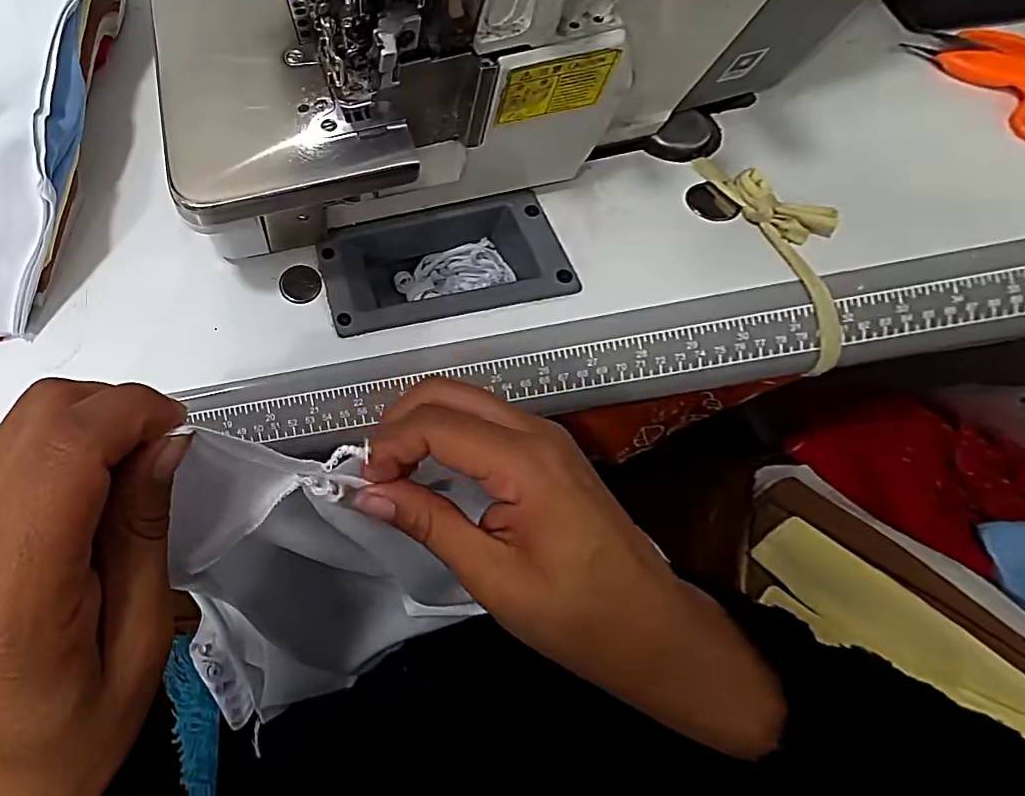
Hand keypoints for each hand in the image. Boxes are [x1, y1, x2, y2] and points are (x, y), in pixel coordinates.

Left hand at [0, 379, 188, 795]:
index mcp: (12, 588)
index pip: (66, 447)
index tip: (176, 429)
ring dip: (94, 420)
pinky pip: (19, 444)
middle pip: (43, 411)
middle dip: (115, 406)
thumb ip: (145, 529)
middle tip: (160, 446)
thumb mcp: (138, 641)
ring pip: (30, 416)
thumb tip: (163, 444)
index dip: (131, 412)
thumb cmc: (68, 736)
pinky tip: (99, 482)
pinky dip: (71, 440)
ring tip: (133, 467)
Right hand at [354, 379, 784, 759]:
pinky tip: (430, 468)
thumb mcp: (495, 579)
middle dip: (398, 422)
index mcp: (525, 462)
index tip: (365, 483)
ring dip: (419, 423)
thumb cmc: (582, 617)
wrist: (660, 632)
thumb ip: (429, 524)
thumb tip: (370, 493)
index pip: (435, 424)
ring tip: (395, 472)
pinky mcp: (546, 446)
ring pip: (462, 397)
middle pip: (445, 392)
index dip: (388, 446)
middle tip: (376, 473)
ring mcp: (544, 434)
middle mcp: (535, 431)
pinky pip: (482, 416)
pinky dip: (444, 430)